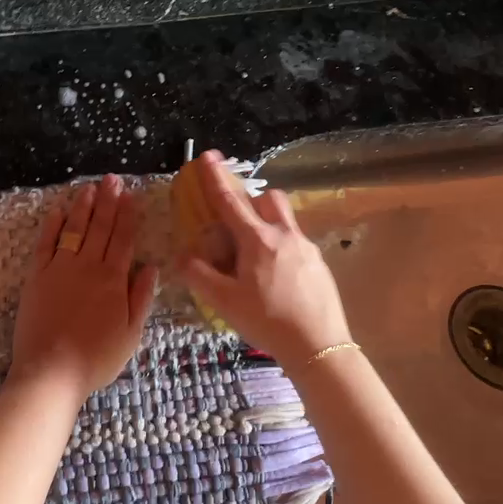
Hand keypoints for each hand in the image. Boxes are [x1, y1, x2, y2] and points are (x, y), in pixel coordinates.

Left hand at [9, 175, 156, 402]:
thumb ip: (141, 298)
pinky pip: (45, 243)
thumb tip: (151, 267)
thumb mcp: (130, 335)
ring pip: (74, 229)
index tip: (131, 195)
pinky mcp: (37, 275)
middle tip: (112, 180)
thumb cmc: (95, 359)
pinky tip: (57, 210)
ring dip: (83, 207)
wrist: (50, 371)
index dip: (128, 215)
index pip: (123, 239)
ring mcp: (60, 268)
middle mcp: (87, 266)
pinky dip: (52, 225)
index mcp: (113, 280)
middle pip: (100, 227)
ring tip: (90, 188)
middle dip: (108, 201)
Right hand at [178, 151, 351, 367]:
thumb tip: (182, 256)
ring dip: (268, 220)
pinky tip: (276, 275)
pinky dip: (281, 245)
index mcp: (257, 240)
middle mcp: (284, 235)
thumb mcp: (224, 302)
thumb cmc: (268, 321)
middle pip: (268, 198)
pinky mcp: (319, 264)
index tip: (207, 156)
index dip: (215, 177)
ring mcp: (306, 248)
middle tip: (236, 217)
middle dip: (251, 198)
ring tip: (255, 249)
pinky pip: (296, 241)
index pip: (230, 201)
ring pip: (285, 218)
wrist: (319, 347)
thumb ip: (200, 275)